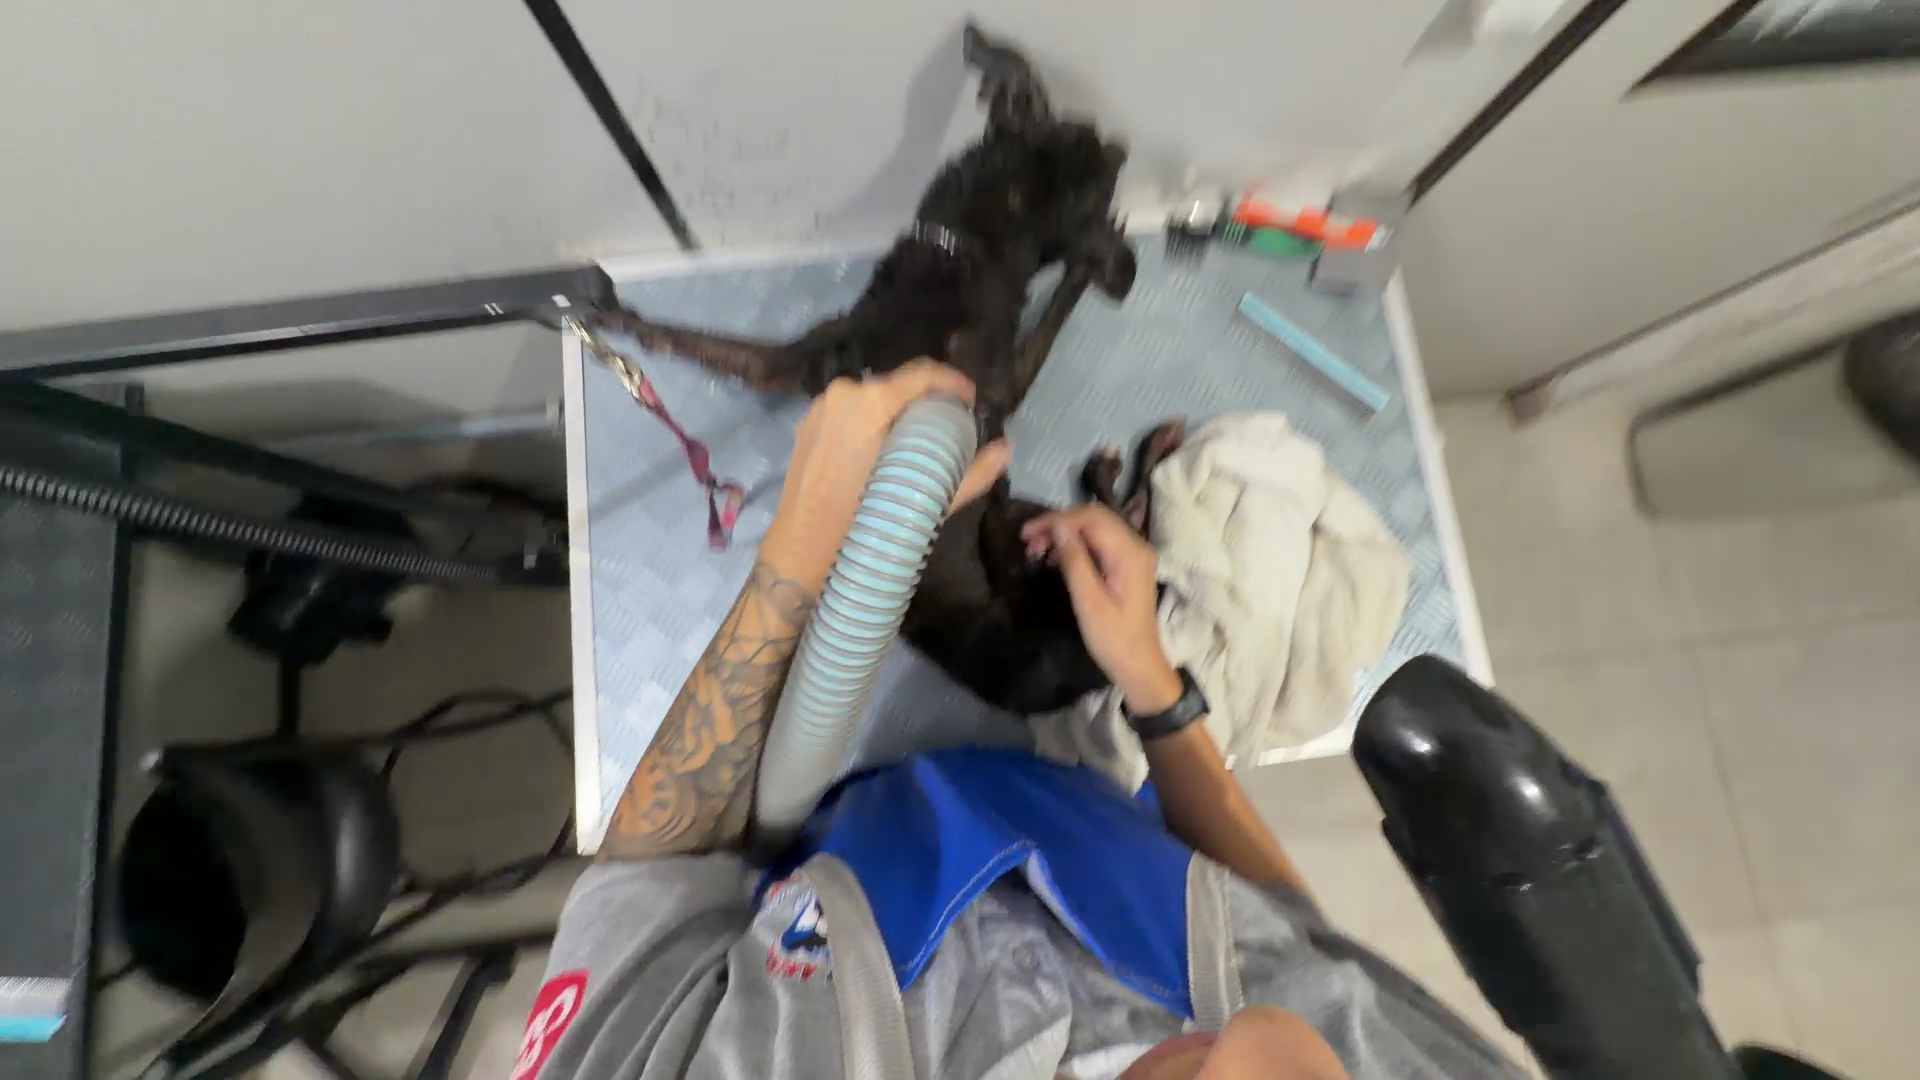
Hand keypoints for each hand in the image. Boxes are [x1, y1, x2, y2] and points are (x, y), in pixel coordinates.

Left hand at [761, 359, 1011, 597]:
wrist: (801, 551)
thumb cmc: (863, 524)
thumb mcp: (924, 500)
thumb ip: (972, 474)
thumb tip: (1007, 450)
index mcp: (868, 401)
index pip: (922, 373)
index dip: (954, 382)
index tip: (972, 400)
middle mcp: (841, 393)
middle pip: (895, 386)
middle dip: (925, 401)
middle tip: (949, 428)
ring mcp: (818, 409)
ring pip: (870, 400)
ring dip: (897, 414)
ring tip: (918, 443)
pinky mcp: (806, 427)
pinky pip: (848, 414)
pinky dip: (871, 425)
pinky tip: (883, 453)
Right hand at [1020, 503, 1181, 713]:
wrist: (1139, 666)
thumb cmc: (1113, 639)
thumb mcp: (1089, 602)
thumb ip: (1075, 560)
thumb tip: (1058, 527)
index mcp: (1130, 554)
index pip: (1090, 519)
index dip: (1056, 520)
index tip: (1026, 534)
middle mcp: (1136, 546)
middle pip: (1094, 517)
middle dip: (1058, 524)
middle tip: (1029, 542)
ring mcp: (1134, 554)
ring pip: (1095, 528)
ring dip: (1065, 533)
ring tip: (1037, 551)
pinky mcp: (1127, 564)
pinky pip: (1099, 542)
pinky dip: (1075, 544)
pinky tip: (1056, 558)